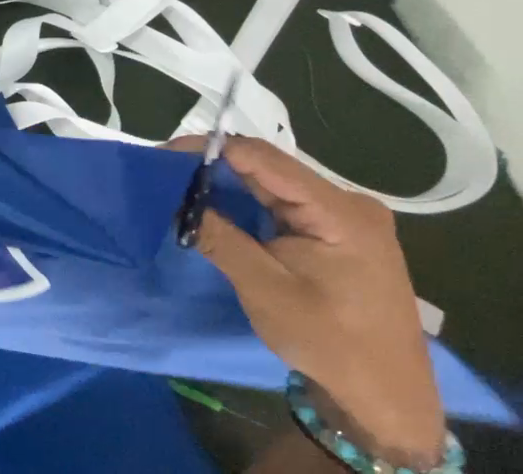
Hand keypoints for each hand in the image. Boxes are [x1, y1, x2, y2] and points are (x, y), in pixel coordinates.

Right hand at [178, 136, 445, 466]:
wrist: (385, 394)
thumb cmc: (329, 339)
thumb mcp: (262, 285)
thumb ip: (216, 233)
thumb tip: (170, 194)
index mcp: (339, 211)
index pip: (261, 157)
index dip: (206, 150)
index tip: (158, 158)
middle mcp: (347, 204)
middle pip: (265, 168)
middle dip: (210, 168)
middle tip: (159, 177)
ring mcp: (343, 218)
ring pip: (269, 185)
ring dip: (224, 187)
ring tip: (177, 192)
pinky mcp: (334, 233)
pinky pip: (279, 204)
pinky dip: (243, 203)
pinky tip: (212, 210)